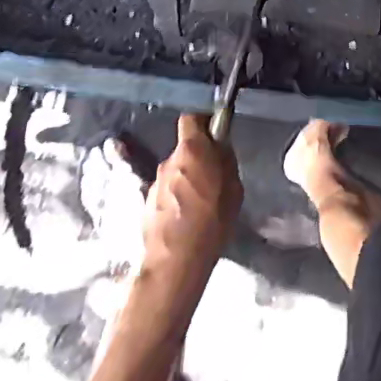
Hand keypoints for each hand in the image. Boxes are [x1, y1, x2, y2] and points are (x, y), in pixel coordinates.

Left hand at [137, 113, 241, 279]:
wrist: (175, 262)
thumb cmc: (212, 220)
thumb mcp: (233, 187)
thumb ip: (226, 161)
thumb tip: (221, 147)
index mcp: (192, 150)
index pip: (191, 117)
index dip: (204, 121)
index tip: (216, 131)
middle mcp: (169, 161)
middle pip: (186, 148)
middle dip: (199, 156)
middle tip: (215, 174)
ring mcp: (155, 183)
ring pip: (177, 171)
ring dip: (188, 178)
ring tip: (202, 201)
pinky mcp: (147, 204)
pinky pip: (167, 191)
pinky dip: (177, 197)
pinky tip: (187, 217)